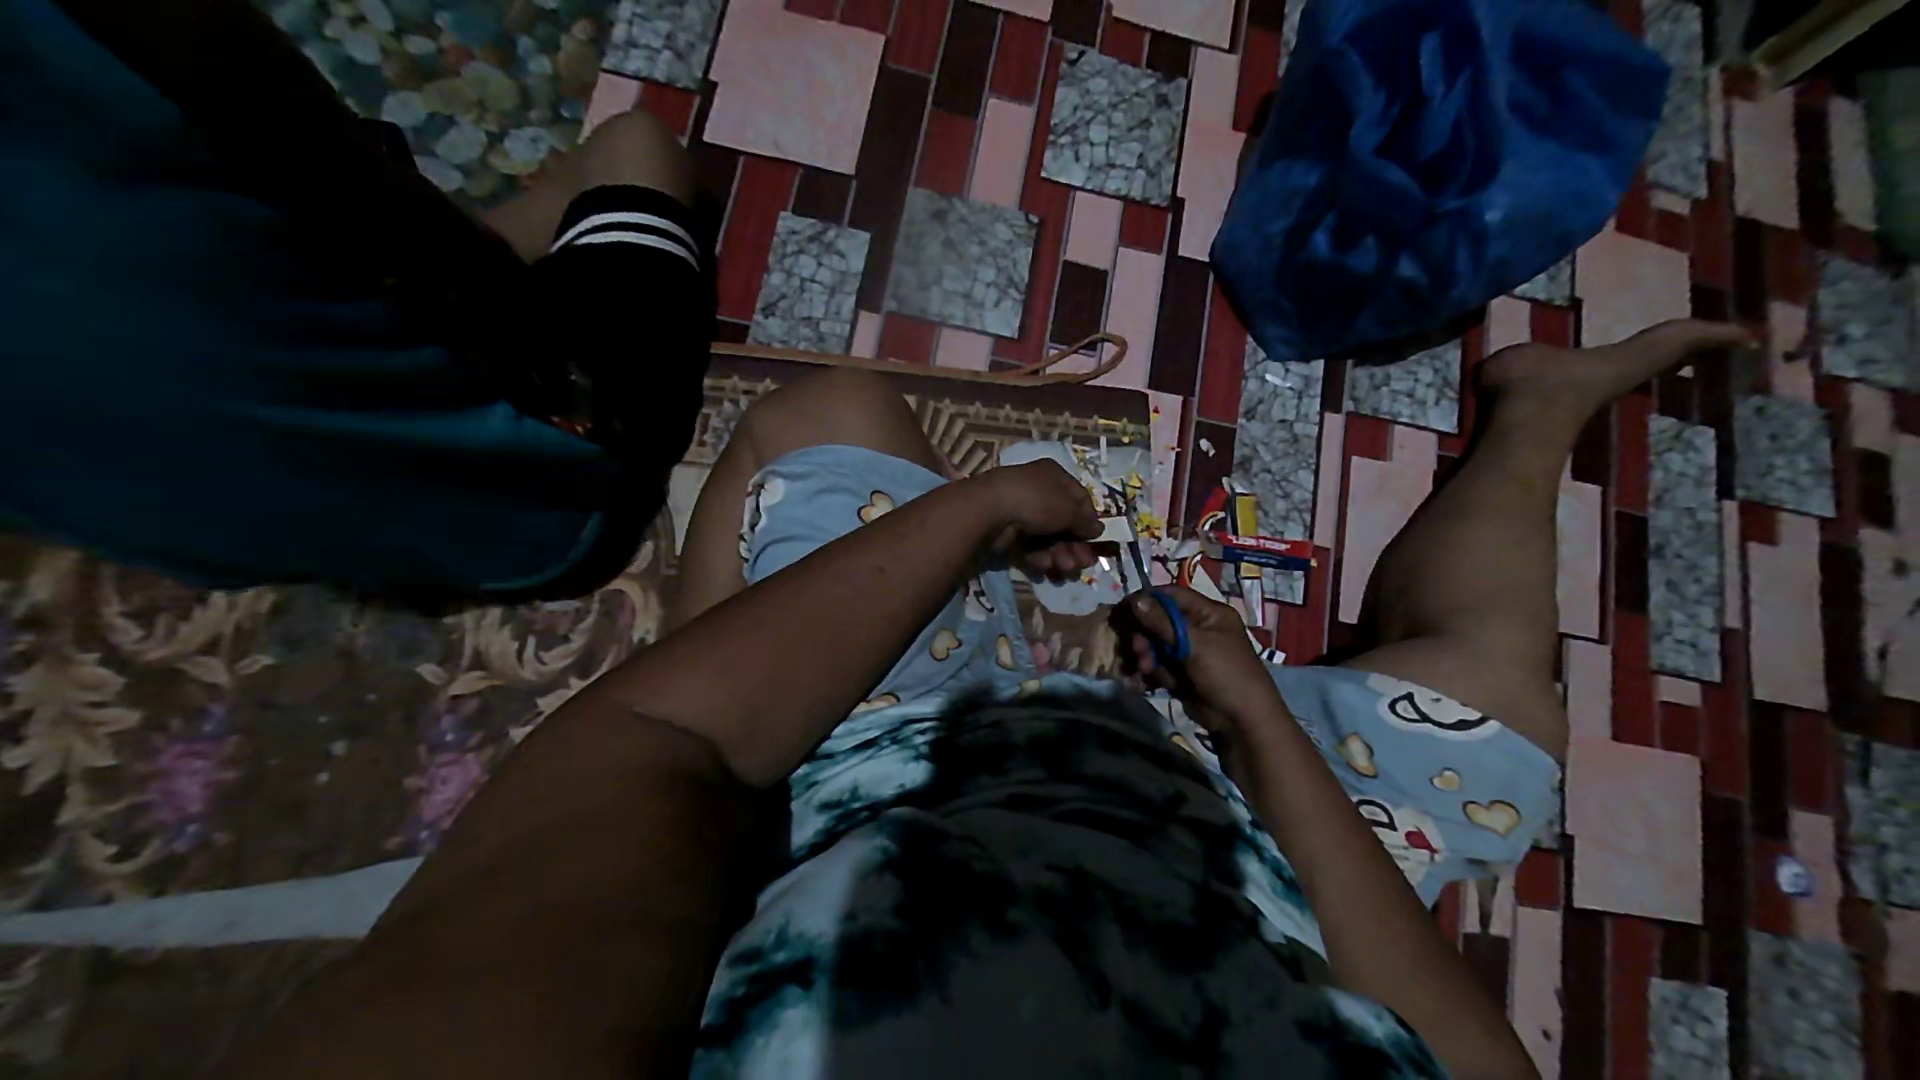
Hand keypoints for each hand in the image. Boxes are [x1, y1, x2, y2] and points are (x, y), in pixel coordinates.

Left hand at [973, 460, 1101, 579]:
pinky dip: (1040, 557)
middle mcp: (1039, 492)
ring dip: (1060, 555)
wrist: (991, 510)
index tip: (1095, 540)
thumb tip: (1097, 529)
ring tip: (1064, 568)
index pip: (1079, 499)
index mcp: (1054, 476)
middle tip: (1082, 564)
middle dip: (1075, 546)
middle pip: (1064, 523)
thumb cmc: (1037, 500)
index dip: (1088, 521)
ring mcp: (1023, 513)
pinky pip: (1031, 546)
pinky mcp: (1010, 533)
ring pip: (1049, 538)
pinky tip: (1043, 565)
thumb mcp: (1069, 508)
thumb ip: (1085, 521)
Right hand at [1112, 587, 1287, 740]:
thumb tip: (1135, 600)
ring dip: (1145, 657)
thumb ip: (1162, 622)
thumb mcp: (1194, 644)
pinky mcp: (1181, 673)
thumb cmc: (1225, 674)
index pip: (1171, 596)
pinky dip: (1148, 673)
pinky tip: (1141, 683)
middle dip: (1144, 636)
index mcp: (1208, 614)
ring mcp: (1189, 652)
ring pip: (1155, 645)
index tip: (1123, 610)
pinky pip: (1157, 665)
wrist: (1242, 721)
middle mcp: (1198, 629)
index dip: (1146, 600)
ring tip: (1145, 671)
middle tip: (1138, 651)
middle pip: (1158, 621)